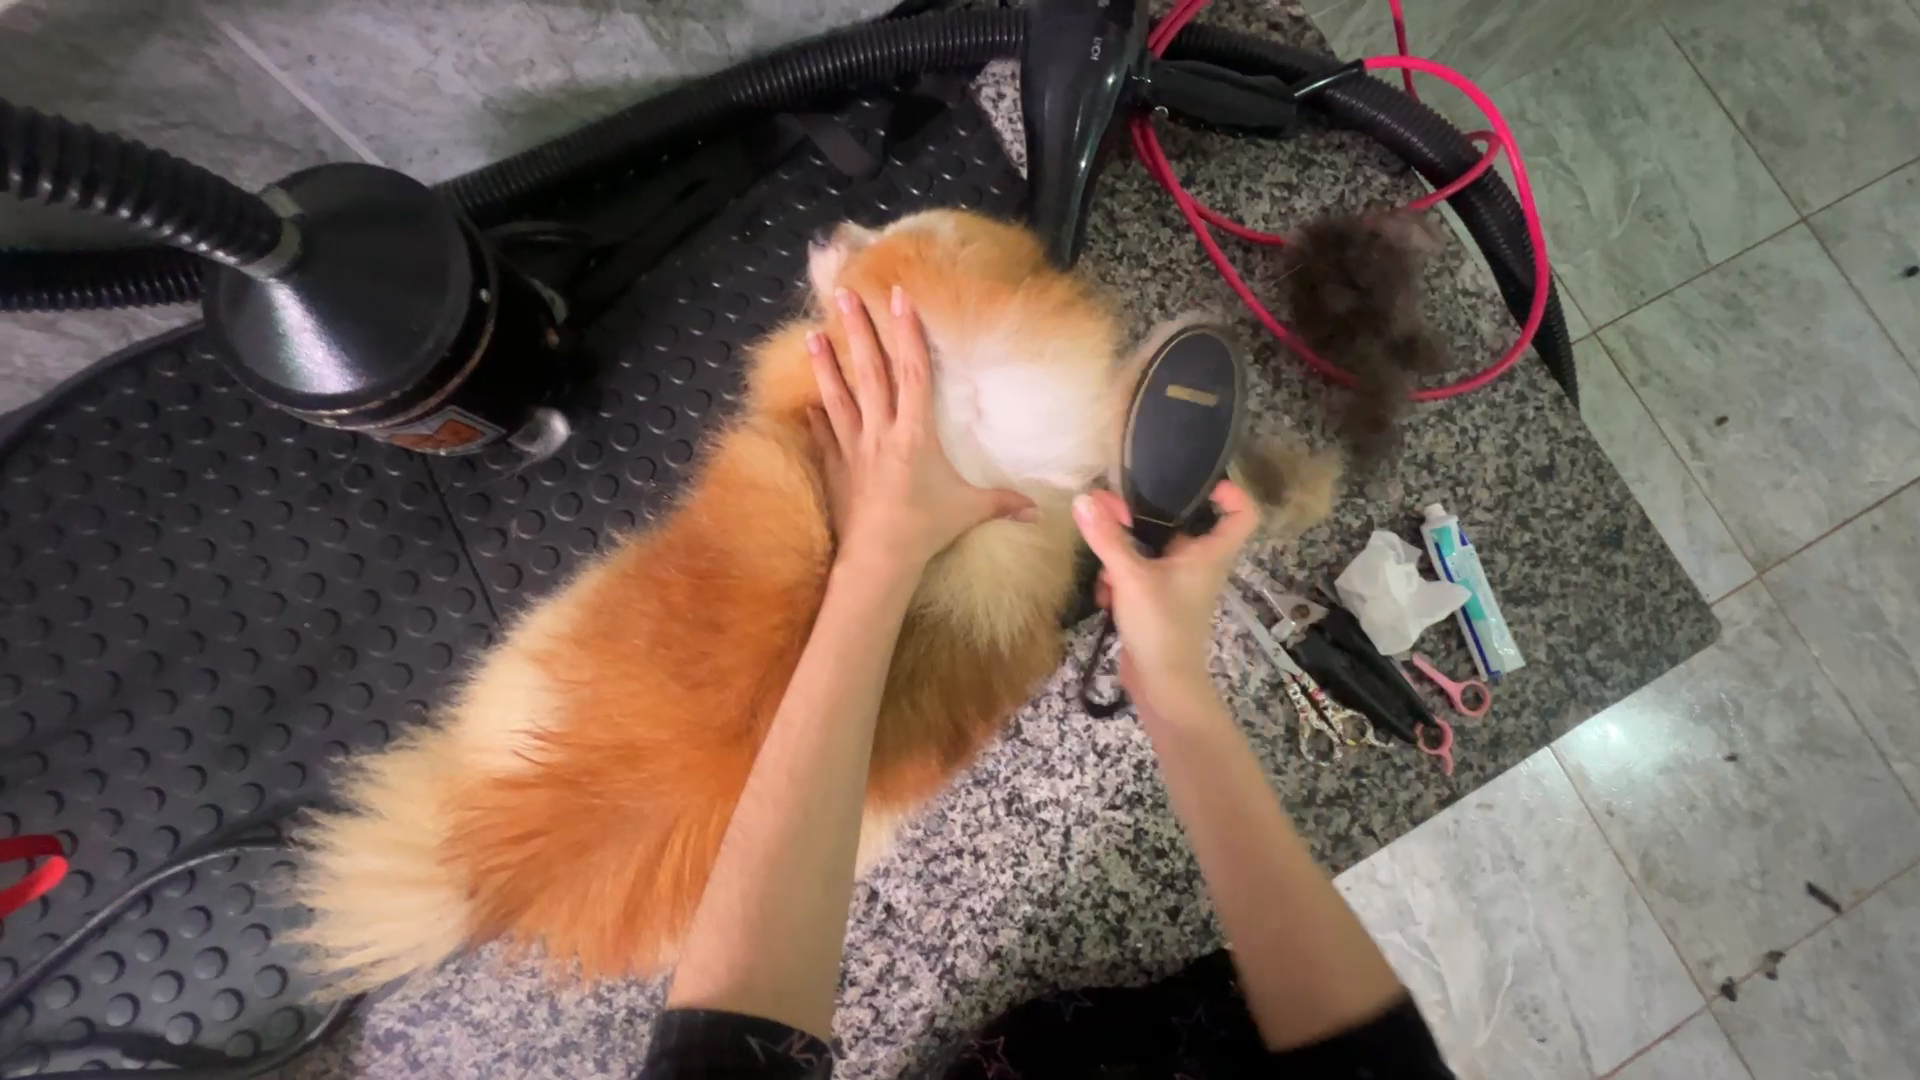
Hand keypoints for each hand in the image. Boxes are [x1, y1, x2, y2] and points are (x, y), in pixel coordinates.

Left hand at [809, 286, 1035, 575]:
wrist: (879, 559)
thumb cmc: (926, 529)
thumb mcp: (969, 510)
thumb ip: (1003, 502)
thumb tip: (1038, 510)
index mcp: (916, 434)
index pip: (912, 372)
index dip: (907, 333)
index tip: (899, 297)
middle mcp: (881, 432)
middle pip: (869, 372)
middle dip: (858, 331)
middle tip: (844, 293)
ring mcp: (854, 448)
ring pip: (838, 396)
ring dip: (825, 364)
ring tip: (810, 333)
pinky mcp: (837, 468)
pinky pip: (825, 436)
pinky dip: (816, 418)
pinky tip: (807, 402)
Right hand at [1072, 481, 1261, 719]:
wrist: (1162, 685)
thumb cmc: (1161, 626)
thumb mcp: (1130, 577)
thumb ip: (1107, 538)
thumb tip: (1083, 500)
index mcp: (1210, 554)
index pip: (1242, 513)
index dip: (1229, 491)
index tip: (1197, 481)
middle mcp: (1198, 565)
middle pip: (1180, 525)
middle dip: (1142, 520)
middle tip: (1111, 512)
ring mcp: (1178, 584)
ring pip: (1151, 551)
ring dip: (1123, 553)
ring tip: (1104, 564)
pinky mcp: (1158, 601)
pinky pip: (1138, 575)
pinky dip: (1119, 579)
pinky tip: (1104, 595)